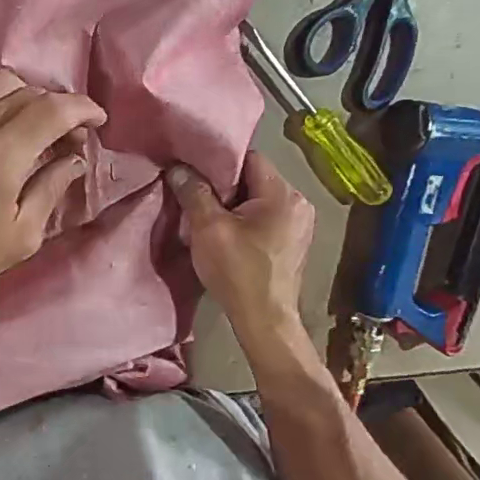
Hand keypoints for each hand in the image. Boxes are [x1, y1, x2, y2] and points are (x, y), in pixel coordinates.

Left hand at [0, 70, 106, 315]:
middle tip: (69, 135)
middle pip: (28, 92)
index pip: (51, 110)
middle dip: (59, 107)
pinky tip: (0, 126)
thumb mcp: (22, 236)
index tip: (98, 120)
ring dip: (27, 97)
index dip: (82, 108)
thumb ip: (53, 188)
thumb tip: (76, 157)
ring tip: (36, 126)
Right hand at [166, 152, 315, 330]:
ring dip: (234, 205)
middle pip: (255, 179)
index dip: (219, 163)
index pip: (249, 158)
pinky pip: (266, 218)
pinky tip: (228, 235)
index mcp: (284, 194)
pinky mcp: (294, 242)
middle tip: (197, 196)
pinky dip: (246, 221)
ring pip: (259, 199)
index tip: (195, 173)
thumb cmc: (238, 272)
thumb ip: (193, 193)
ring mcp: (300, 224)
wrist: (265, 321)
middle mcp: (299, 203)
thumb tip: (178, 168)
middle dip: (225, 186)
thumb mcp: (208, 228)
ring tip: (209, 217)